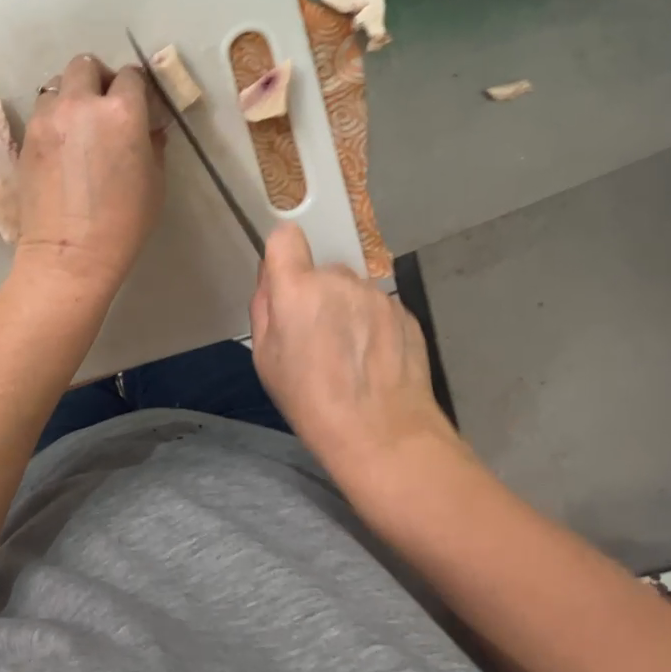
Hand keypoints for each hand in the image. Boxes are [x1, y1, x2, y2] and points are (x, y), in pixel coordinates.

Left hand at [14, 55, 164, 296]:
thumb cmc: (123, 223)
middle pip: (85, 65)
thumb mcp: (154, 180)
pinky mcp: (26, 138)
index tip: (137, 106)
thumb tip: (148, 128)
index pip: (130, 76)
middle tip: (104, 105)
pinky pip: (41, 112)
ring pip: (56, 85)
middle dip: (98, 78)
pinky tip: (61, 145)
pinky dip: (52, 118)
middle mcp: (81, 104)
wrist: (69, 254)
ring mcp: (47, 119)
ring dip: (70, 96)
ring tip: (78, 124)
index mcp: (122, 111)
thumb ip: (152, 143)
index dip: (136, 89)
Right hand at [251, 223, 467, 482]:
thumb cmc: (309, 399)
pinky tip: (372, 360)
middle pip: (320, 271)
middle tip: (315, 337)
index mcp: (298, 289)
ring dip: (346, 309)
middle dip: (315, 294)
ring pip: (351, 290)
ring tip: (348, 354)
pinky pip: (377, 308)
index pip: (286, 238)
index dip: (283, 254)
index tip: (284, 279)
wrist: (382, 432)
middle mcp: (339, 280)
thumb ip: (265, 308)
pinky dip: (372, 325)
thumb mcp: (265, 358)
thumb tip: (272, 280)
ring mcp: (377, 294)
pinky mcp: (405, 311)